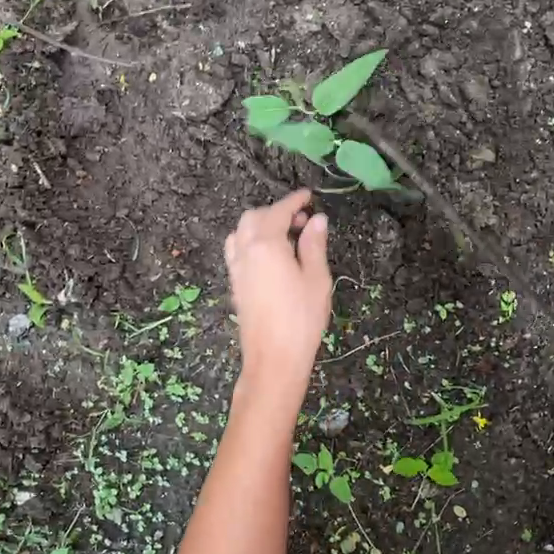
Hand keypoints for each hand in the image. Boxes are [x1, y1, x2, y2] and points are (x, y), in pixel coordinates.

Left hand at [223, 190, 331, 394]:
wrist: (274, 358)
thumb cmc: (301, 318)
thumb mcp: (317, 279)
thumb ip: (314, 245)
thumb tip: (317, 220)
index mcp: (266, 245)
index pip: (278, 212)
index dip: (294, 201)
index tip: (308, 195)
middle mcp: (245, 251)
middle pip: (254, 218)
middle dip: (276, 212)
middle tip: (302, 220)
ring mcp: (237, 268)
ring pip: (241, 232)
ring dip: (261, 225)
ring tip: (286, 236)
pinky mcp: (236, 284)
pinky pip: (237, 250)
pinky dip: (251, 241)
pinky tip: (270, 255)